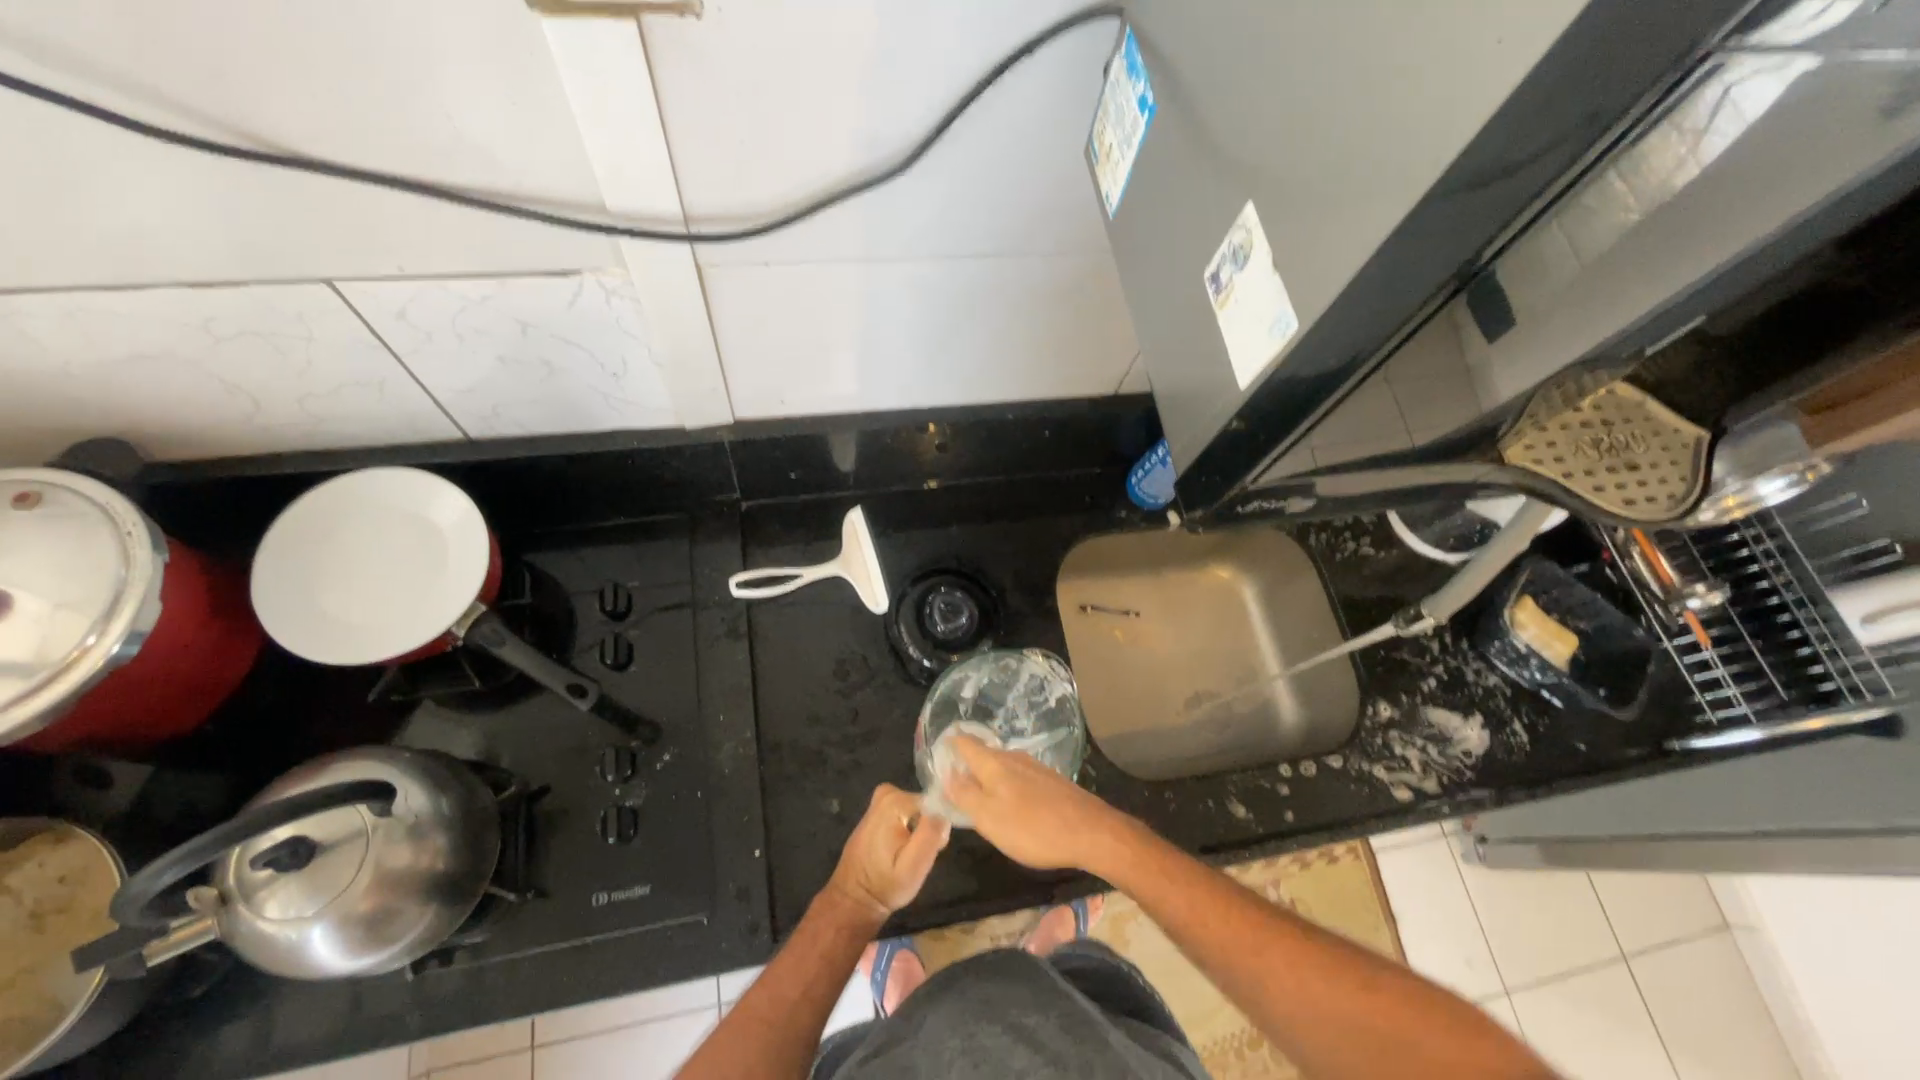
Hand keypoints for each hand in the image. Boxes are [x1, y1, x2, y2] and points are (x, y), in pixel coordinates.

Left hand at [823, 784, 950, 925]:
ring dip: (918, 834)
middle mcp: (886, 794)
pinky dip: (908, 832)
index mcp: (894, 801)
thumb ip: (931, 834)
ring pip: (918, 813)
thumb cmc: (885, 884)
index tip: (928, 851)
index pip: (936, 806)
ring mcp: (880, 801)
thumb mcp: (914, 866)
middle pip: (926, 807)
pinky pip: (907, 816)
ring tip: (907, 856)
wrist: (855, 897)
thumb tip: (943, 812)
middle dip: (927, 831)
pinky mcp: (878, 812)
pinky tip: (898, 851)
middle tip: (916, 856)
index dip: (936, 830)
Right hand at [943, 735, 1135, 872]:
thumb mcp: (989, 818)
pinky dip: (1009, 786)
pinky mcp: (1053, 782)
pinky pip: (1021, 778)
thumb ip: (965, 795)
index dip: (950, 744)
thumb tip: (947, 775)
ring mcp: (1037, 768)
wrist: (1091, 833)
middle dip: (969, 765)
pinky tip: (1013, 805)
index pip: (966, 743)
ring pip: (1004, 767)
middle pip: (985, 755)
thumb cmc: (1033, 828)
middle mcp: (1015, 758)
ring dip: (990, 778)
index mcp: (994, 764)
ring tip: (981, 797)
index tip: (939, 748)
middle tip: (955, 784)